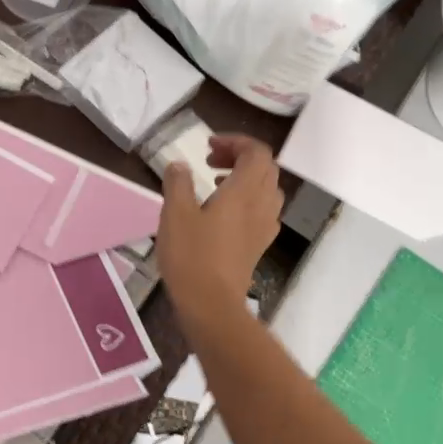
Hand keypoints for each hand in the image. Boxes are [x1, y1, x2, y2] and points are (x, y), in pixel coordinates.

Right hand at [157, 135, 281, 328]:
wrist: (211, 302)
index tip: (208, 145)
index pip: (256, 152)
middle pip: (265, 168)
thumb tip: (179, 165)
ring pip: (267, 189)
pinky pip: (262, 210)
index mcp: (243, 190)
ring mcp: (265, 225)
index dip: (235, 141)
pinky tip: (223, 213)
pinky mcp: (259, 244)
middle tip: (209, 160)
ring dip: (245, 178)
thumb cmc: (191, 255)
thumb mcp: (175, 214)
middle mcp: (262, 204)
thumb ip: (178, 183)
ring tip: (215, 184)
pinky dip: (247, 199)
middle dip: (240, 156)